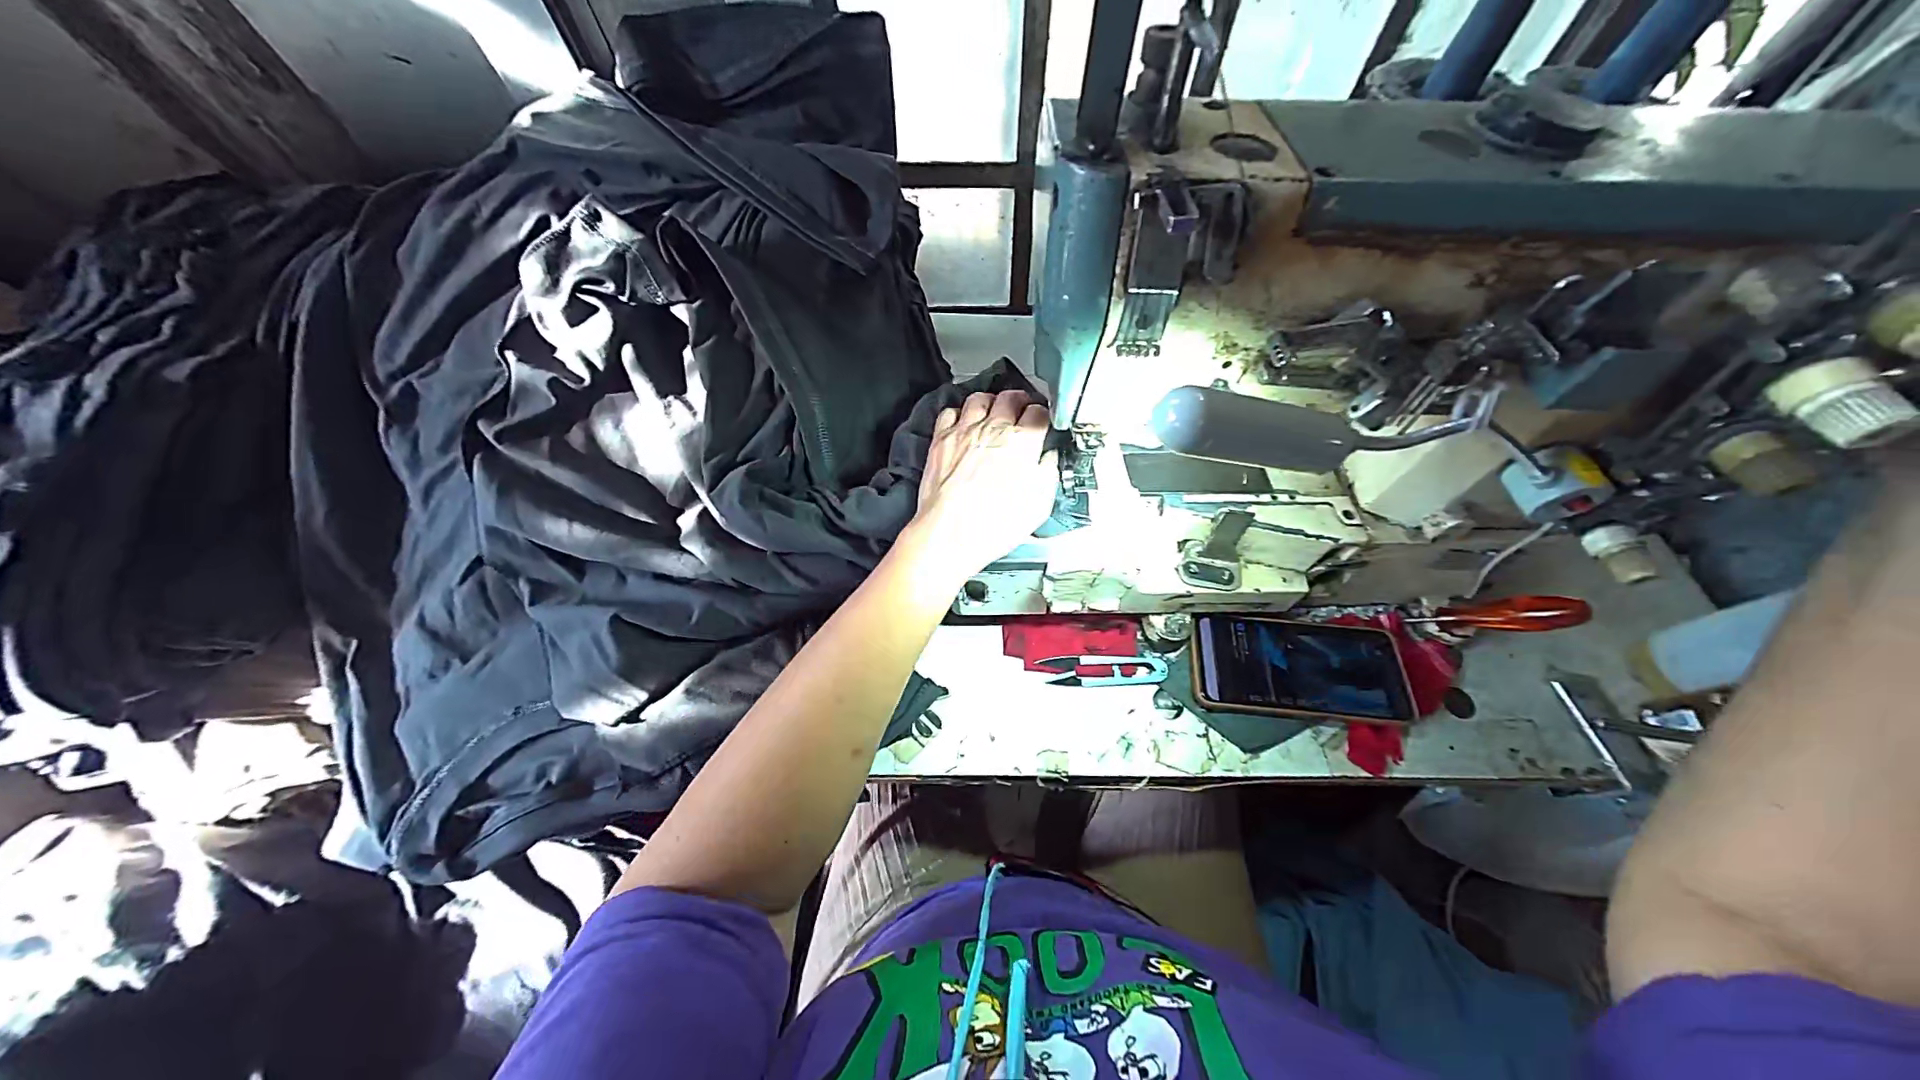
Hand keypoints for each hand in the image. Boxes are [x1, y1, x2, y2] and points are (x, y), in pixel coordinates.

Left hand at [907, 389, 1058, 576]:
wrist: (950, 533)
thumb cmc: (991, 525)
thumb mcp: (1039, 505)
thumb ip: (1048, 473)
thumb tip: (1050, 459)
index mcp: (1023, 443)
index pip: (1039, 412)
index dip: (1043, 414)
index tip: (1042, 420)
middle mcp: (994, 430)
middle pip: (1010, 397)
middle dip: (1020, 400)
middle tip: (1021, 409)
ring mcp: (965, 432)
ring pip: (979, 398)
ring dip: (990, 402)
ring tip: (993, 411)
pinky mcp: (941, 440)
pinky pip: (950, 412)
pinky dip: (959, 414)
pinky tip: (962, 424)